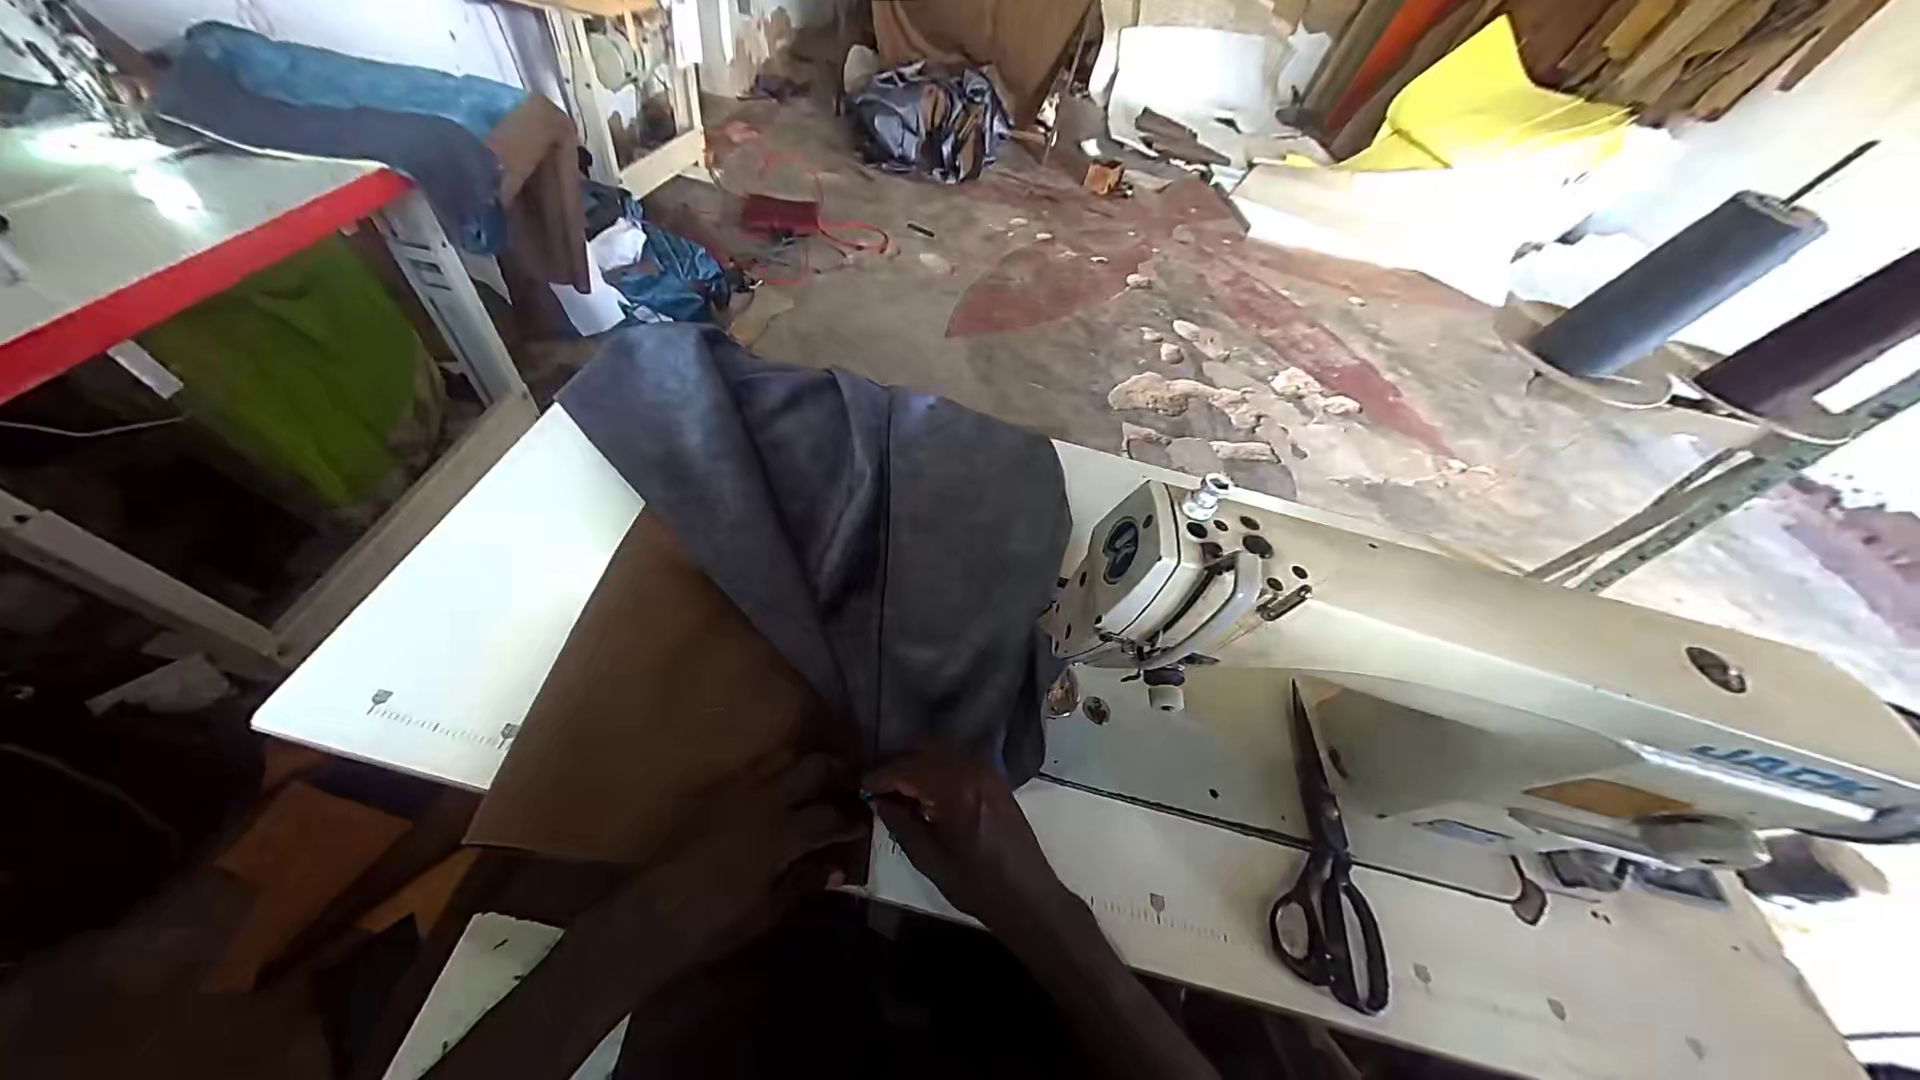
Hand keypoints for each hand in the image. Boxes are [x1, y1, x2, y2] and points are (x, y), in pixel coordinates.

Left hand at [582, 752, 866, 971]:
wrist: (649, 916)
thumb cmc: (713, 924)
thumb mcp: (768, 911)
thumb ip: (805, 882)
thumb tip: (837, 868)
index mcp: (783, 832)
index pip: (831, 815)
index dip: (853, 819)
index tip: (864, 823)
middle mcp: (766, 800)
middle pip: (815, 766)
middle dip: (839, 772)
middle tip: (852, 785)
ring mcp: (739, 790)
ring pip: (786, 757)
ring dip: (807, 764)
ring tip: (819, 780)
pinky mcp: (718, 793)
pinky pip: (757, 768)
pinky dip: (778, 771)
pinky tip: (780, 789)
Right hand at [865, 744, 1075, 937]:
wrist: (1029, 896)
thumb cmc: (978, 886)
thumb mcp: (930, 860)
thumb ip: (902, 824)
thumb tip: (880, 800)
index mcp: (956, 790)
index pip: (908, 768)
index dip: (880, 775)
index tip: (860, 786)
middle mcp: (972, 769)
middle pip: (924, 748)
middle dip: (896, 761)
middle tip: (874, 782)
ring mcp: (986, 770)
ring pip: (940, 749)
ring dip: (915, 760)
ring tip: (894, 785)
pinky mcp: (994, 776)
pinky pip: (956, 758)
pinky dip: (934, 765)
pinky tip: (922, 788)